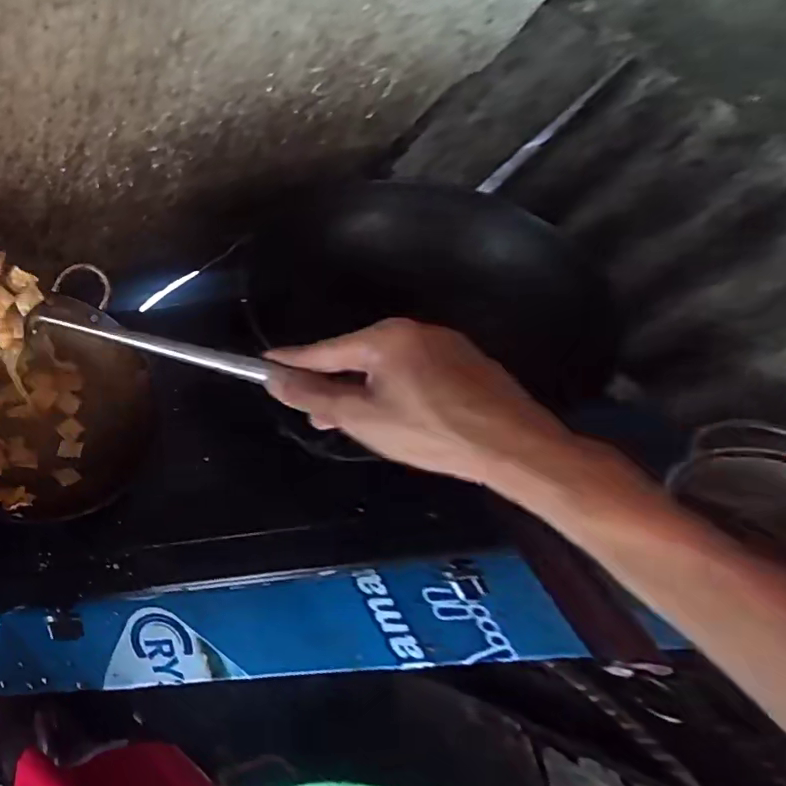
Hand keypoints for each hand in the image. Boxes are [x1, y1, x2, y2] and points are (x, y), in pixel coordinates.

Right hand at [263, 318, 573, 485]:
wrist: (523, 453)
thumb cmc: (431, 433)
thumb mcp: (357, 417)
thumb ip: (309, 395)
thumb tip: (273, 378)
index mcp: (385, 338)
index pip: (321, 350)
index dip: (289, 361)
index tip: (262, 363)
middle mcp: (415, 332)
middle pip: (352, 357)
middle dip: (329, 385)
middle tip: (314, 414)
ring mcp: (446, 346)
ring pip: (381, 367)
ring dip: (359, 390)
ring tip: (349, 420)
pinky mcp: (467, 365)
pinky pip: (411, 371)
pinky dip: (390, 389)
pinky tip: (390, 416)